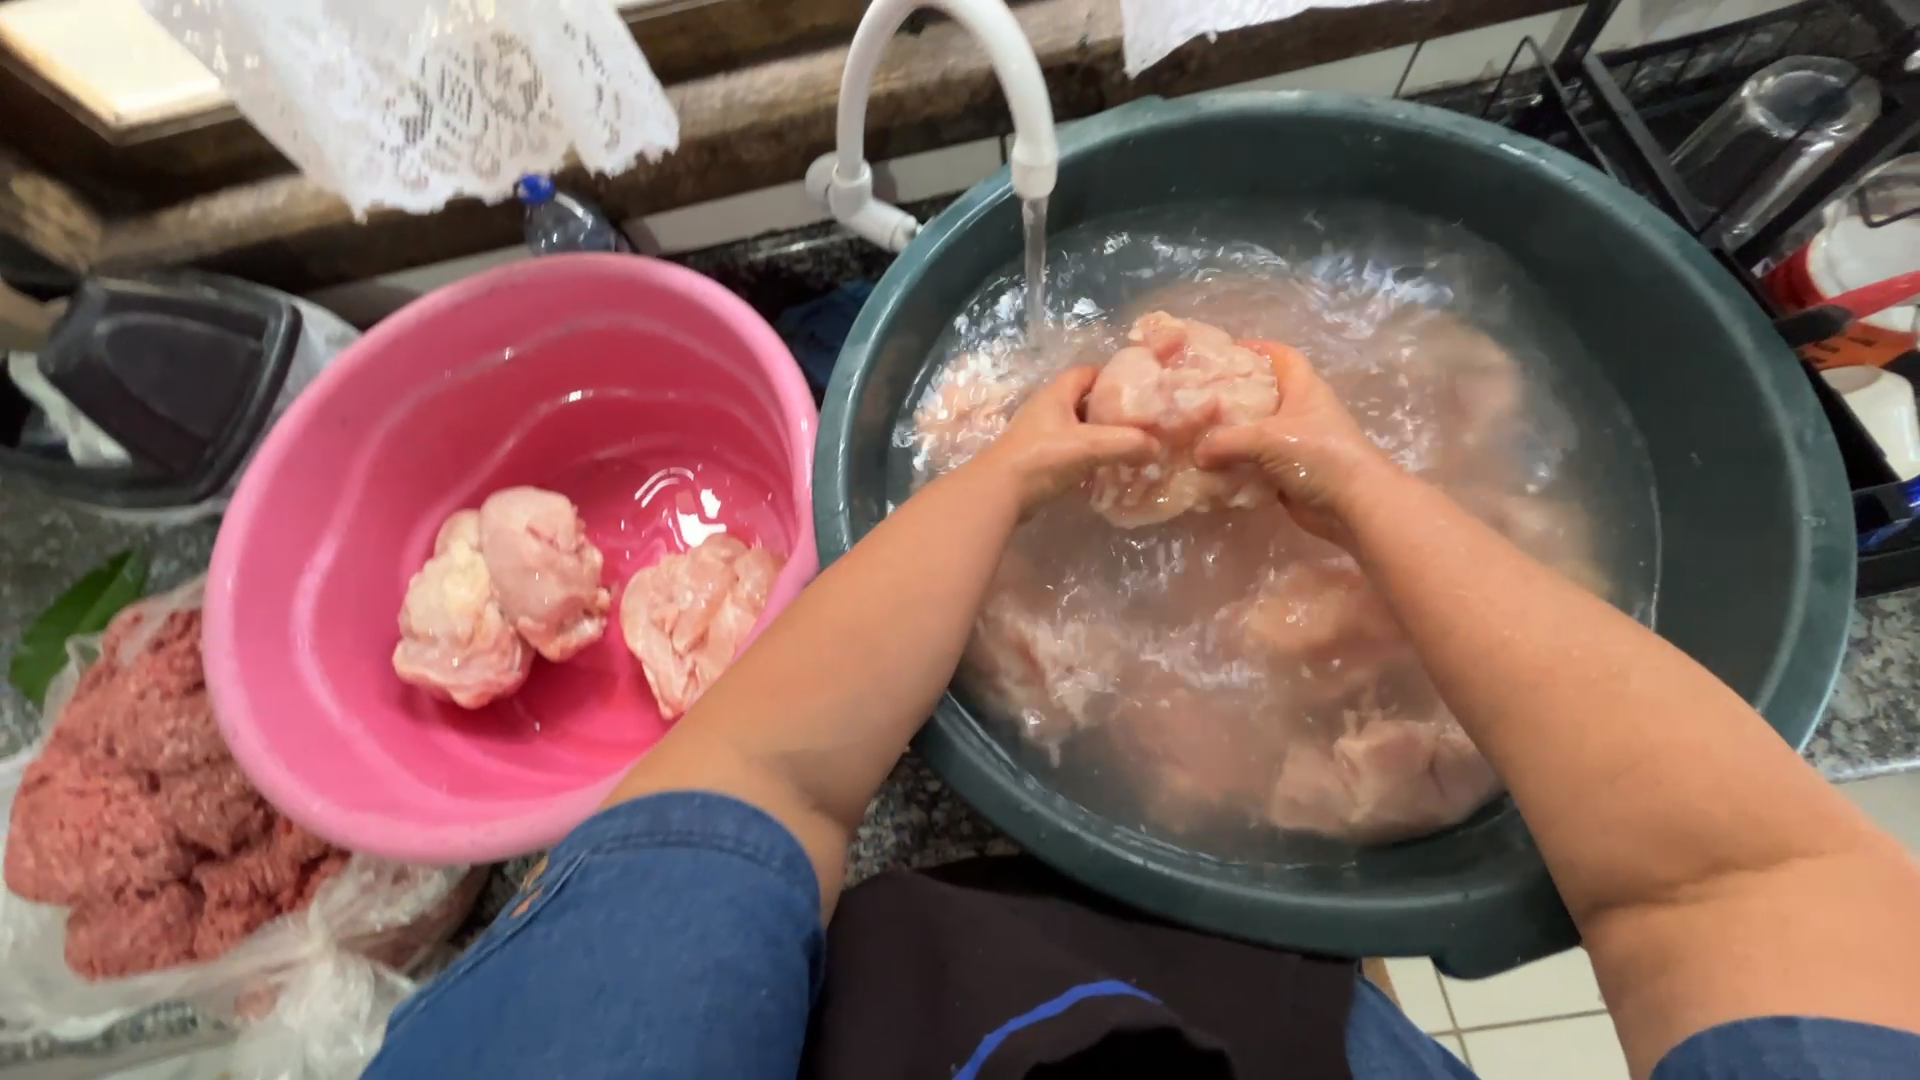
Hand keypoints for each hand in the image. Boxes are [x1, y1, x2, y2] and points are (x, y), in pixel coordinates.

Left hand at [972, 366, 1158, 513]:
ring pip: (1074, 430)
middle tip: (1136, 423)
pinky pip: (1065, 453)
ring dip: (1096, 437)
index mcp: (1055, 394)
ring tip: (1123, 448)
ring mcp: (1036, 436)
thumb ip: (1128, 444)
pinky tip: (1100, 470)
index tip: (1137, 390)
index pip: (1087, 373)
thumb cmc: (1043, 458)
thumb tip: (1157, 448)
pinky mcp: (1034, 461)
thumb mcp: (1091, 446)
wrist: (999, 493)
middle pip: (1082, 402)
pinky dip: (1083, 458)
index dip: (1111, 377)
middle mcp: (1044, 410)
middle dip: (1108, 411)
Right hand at [1195, 340, 1397, 539]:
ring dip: (1229, 436)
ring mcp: (1295, 444)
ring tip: (1195, 433)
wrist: (1352, 505)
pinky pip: (1253, 464)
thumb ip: (1225, 441)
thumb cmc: (1319, 455)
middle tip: (1198, 397)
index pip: (1281, 356)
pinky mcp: (1288, 473)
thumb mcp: (1267, 438)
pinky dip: (1234, 466)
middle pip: (1262, 394)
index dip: (1256, 349)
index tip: (1223, 353)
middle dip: (1232, 395)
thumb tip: (1197, 453)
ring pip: (1254, 433)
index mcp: (1303, 389)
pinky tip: (1209, 468)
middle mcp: (1300, 412)